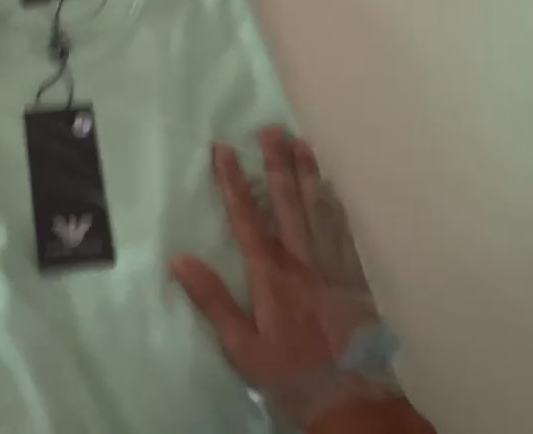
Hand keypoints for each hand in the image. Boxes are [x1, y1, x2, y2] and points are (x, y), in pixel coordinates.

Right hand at [172, 128, 395, 428]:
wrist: (352, 403)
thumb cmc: (289, 374)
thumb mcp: (241, 346)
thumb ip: (211, 299)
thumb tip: (179, 257)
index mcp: (271, 273)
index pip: (247, 216)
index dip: (233, 180)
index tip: (224, 149)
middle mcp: (301, 260)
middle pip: (287, 202)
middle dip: (276, 163)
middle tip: (270, 129)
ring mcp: (331, 267)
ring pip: (318, 210)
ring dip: (308, 174)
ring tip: (301, 143)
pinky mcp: (353, 279)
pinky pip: (343, 233)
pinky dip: (335, 206)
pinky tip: (332, 189)